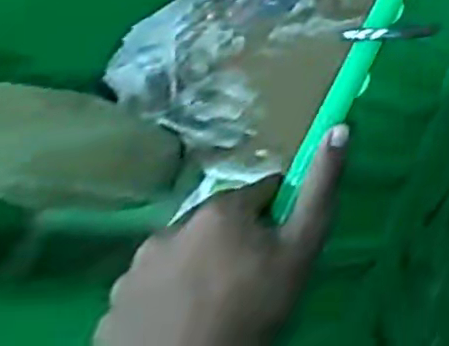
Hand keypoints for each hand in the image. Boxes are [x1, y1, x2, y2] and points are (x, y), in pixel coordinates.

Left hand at [96, 125, 348, 345]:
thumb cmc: (255, 305)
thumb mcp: (304, 243)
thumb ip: (322, 184)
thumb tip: (338, 129)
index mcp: (218, 211)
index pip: (262, 192)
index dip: (278, 215)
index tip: (281, 245)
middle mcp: (168, 231)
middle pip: (219, 221)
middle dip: (236, 238)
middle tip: (252, 274)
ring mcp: (130, 275)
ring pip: (182, 253)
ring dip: (199, 265)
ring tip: (216, 299)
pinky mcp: (109, 312)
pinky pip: (150, 289)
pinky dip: (167, 296)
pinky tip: (184, 319)